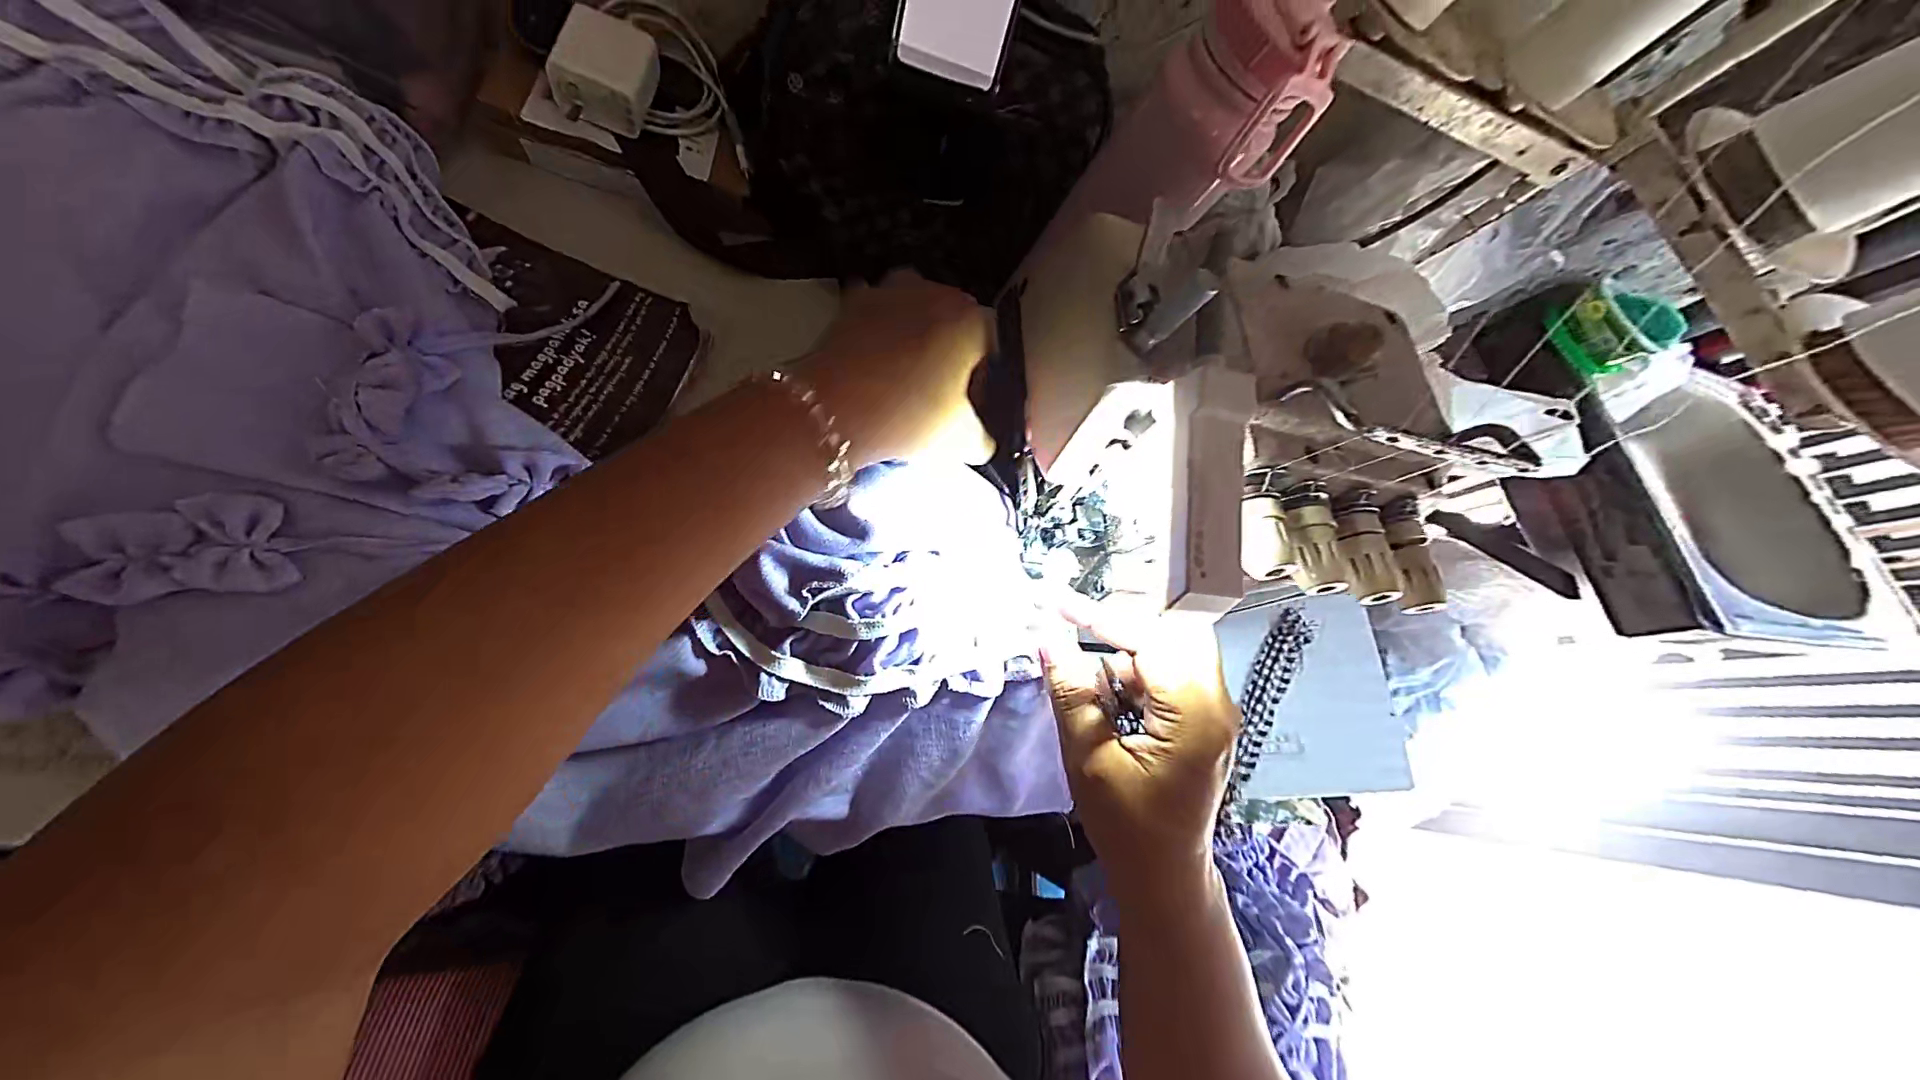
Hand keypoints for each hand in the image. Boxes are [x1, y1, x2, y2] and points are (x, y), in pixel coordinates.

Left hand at [796, 270, 993, 467]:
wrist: (833, 409)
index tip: (974, 402)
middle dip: (952, 351)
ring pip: (916, 312)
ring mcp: (891, 292)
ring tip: (907, 376)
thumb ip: (980, 439)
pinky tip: (876, 366)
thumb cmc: (905, 415)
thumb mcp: (957, 440)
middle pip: (955, 321)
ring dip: (917, 335)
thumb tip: (980, 441)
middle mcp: (935, 294)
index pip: (995, 345)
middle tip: (941, 391)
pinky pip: (878, 316)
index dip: (987, 377)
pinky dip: (880, 335)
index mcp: (970, 320)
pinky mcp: (853, 303)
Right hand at [1041, 606, 1240, 900]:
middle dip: (1122, 625)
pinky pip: (1172, 673)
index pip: (1151, 640)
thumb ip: (1073, 694)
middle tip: (1077, 624)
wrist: (1165, 875)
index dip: (1102, 617)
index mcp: (1195, 714)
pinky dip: (1137, 669)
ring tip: (1088, 660)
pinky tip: (1108, 688)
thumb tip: (1051, 640)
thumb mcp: (1089, 759)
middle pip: (1173, 633)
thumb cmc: (1128, 827)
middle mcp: (1216, 704)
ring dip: (1128, 647)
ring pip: (1173, 649)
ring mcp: (1214, 711)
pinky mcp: (1203, 719)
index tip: (1061, 604)